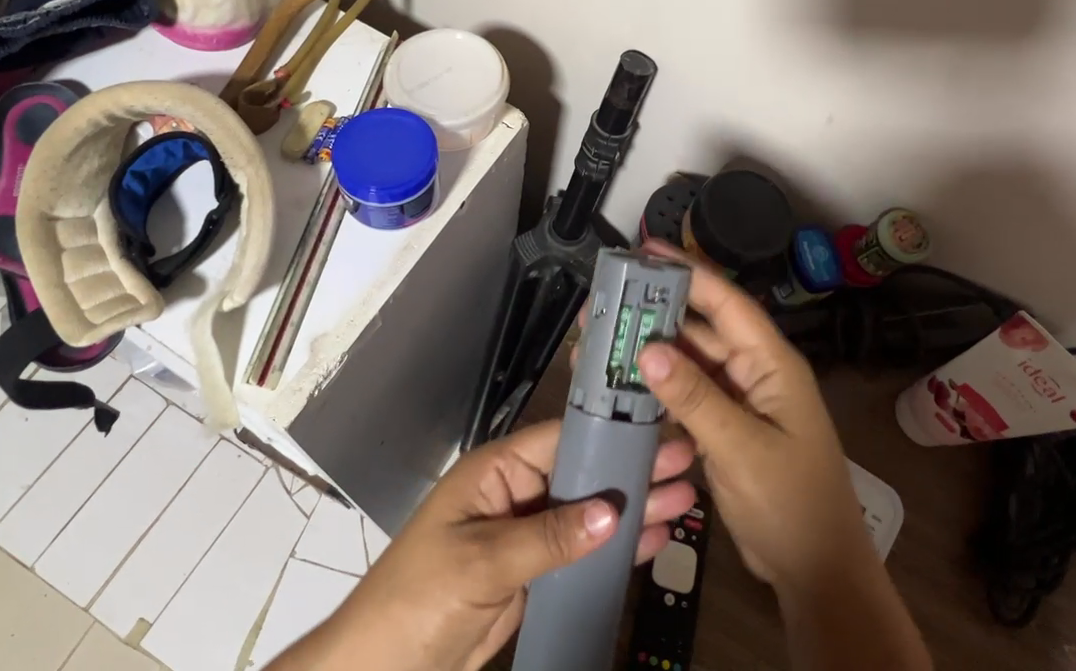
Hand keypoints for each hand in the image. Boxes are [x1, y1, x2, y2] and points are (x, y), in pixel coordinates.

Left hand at [270, 420, 695, 670]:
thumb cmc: (420, 596)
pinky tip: (657, 539)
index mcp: (498, 471)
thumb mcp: (481, 561)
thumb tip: (613, 511)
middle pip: (584, 473)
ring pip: (591, 512)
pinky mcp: (537, 570)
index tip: (659, 427)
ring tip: (688, 497)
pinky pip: (585, 550)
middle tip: (689, 460)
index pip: (561, 439)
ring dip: (636, 506)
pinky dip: (620, 545)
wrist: (386, 665)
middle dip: (633, 469)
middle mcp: (519, 492)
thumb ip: (548, 536)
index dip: (610, 432)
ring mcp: (530, 532)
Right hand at [635, 241, 874, 590]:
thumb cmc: (792, 504)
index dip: (688, 272)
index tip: (644, 249)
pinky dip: (658, 388)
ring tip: (603, 337)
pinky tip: (621, 383)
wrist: (816, 571)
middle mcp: (753, 371)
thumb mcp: (742, 448)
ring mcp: (738, 400)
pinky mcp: (724, 428)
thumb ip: (695, 398)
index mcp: (771, 363)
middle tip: (606, 298)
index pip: (726, 302)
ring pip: (689, 362)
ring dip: (652, 350)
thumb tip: (647, 349)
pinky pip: (687, 395)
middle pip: (701, 328)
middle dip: (657, 310)